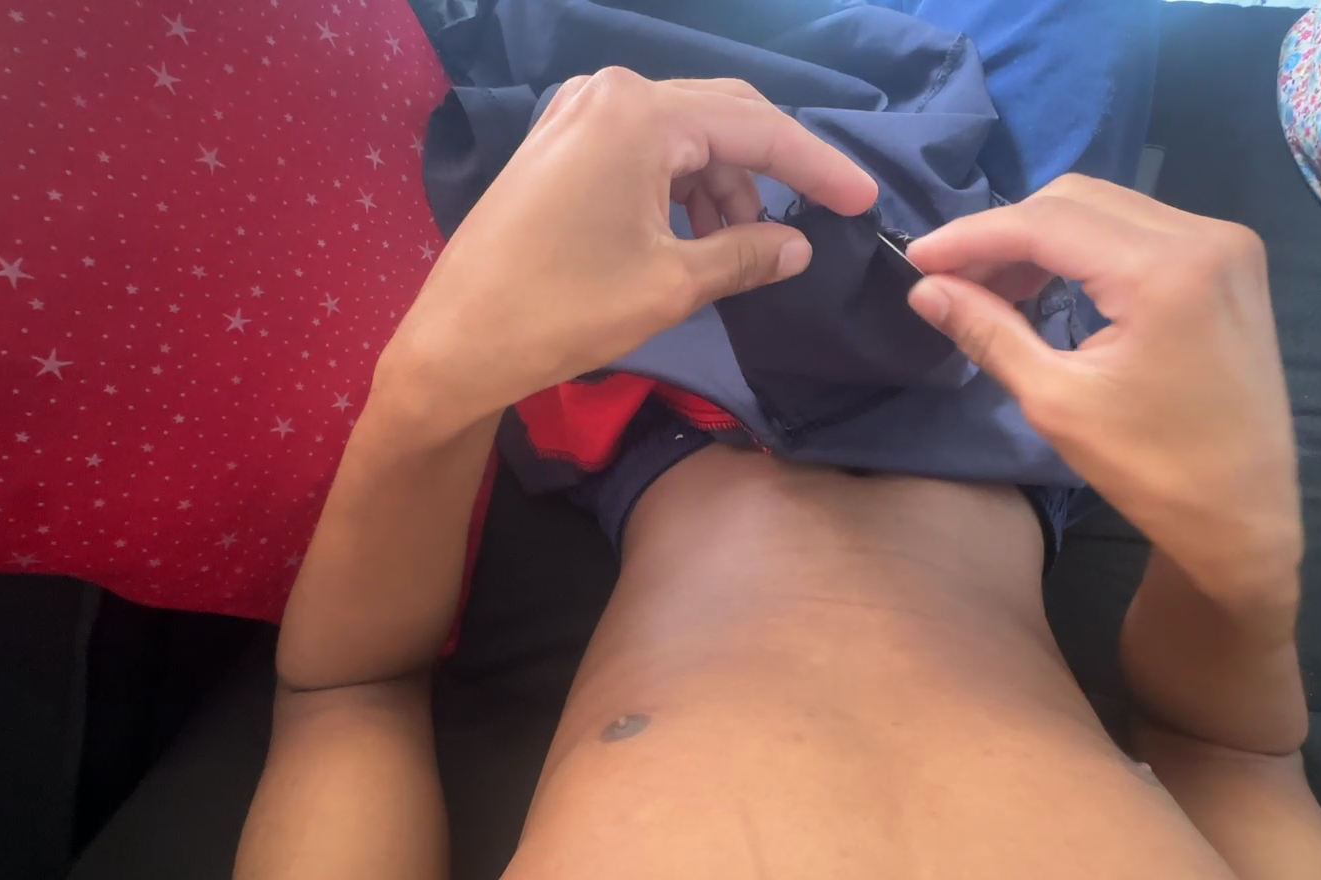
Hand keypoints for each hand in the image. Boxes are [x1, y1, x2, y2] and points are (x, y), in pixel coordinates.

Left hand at [378, 70, 878, 430]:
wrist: (460, 342)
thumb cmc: (565, 311)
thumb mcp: (670, 285)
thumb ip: (744, 255)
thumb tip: (800, 247)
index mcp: (640, 114)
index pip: (755, 126)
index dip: (816, 164)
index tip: (860, 199)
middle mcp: (608, 96)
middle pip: (718, 122)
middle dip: (767, 177)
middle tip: (799, 231)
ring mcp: (577, 119)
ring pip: (680, 143)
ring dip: (718, 193)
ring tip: (732, 253)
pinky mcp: (560, 151)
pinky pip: (642, 158)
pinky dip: (677, 195)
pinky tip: (686, 240)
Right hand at [904, 175, 1301, 624]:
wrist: (1238, 507)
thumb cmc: (1145, 465)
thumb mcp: (1054, 400)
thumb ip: (988, 332)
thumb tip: (925, 291)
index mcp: (1164, 270)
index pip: (1046, 224)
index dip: (972, 236)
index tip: (918, 258)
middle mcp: (1202, 234)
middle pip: (1075, 201)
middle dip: (1002, 233)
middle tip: (951, 279)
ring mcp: (1222, 243)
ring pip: (1104, 209)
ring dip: (1038, 239)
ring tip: (990, 287)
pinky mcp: (1226, 262)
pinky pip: (1135, 230)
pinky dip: (1079, 250)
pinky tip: (1045, 285)